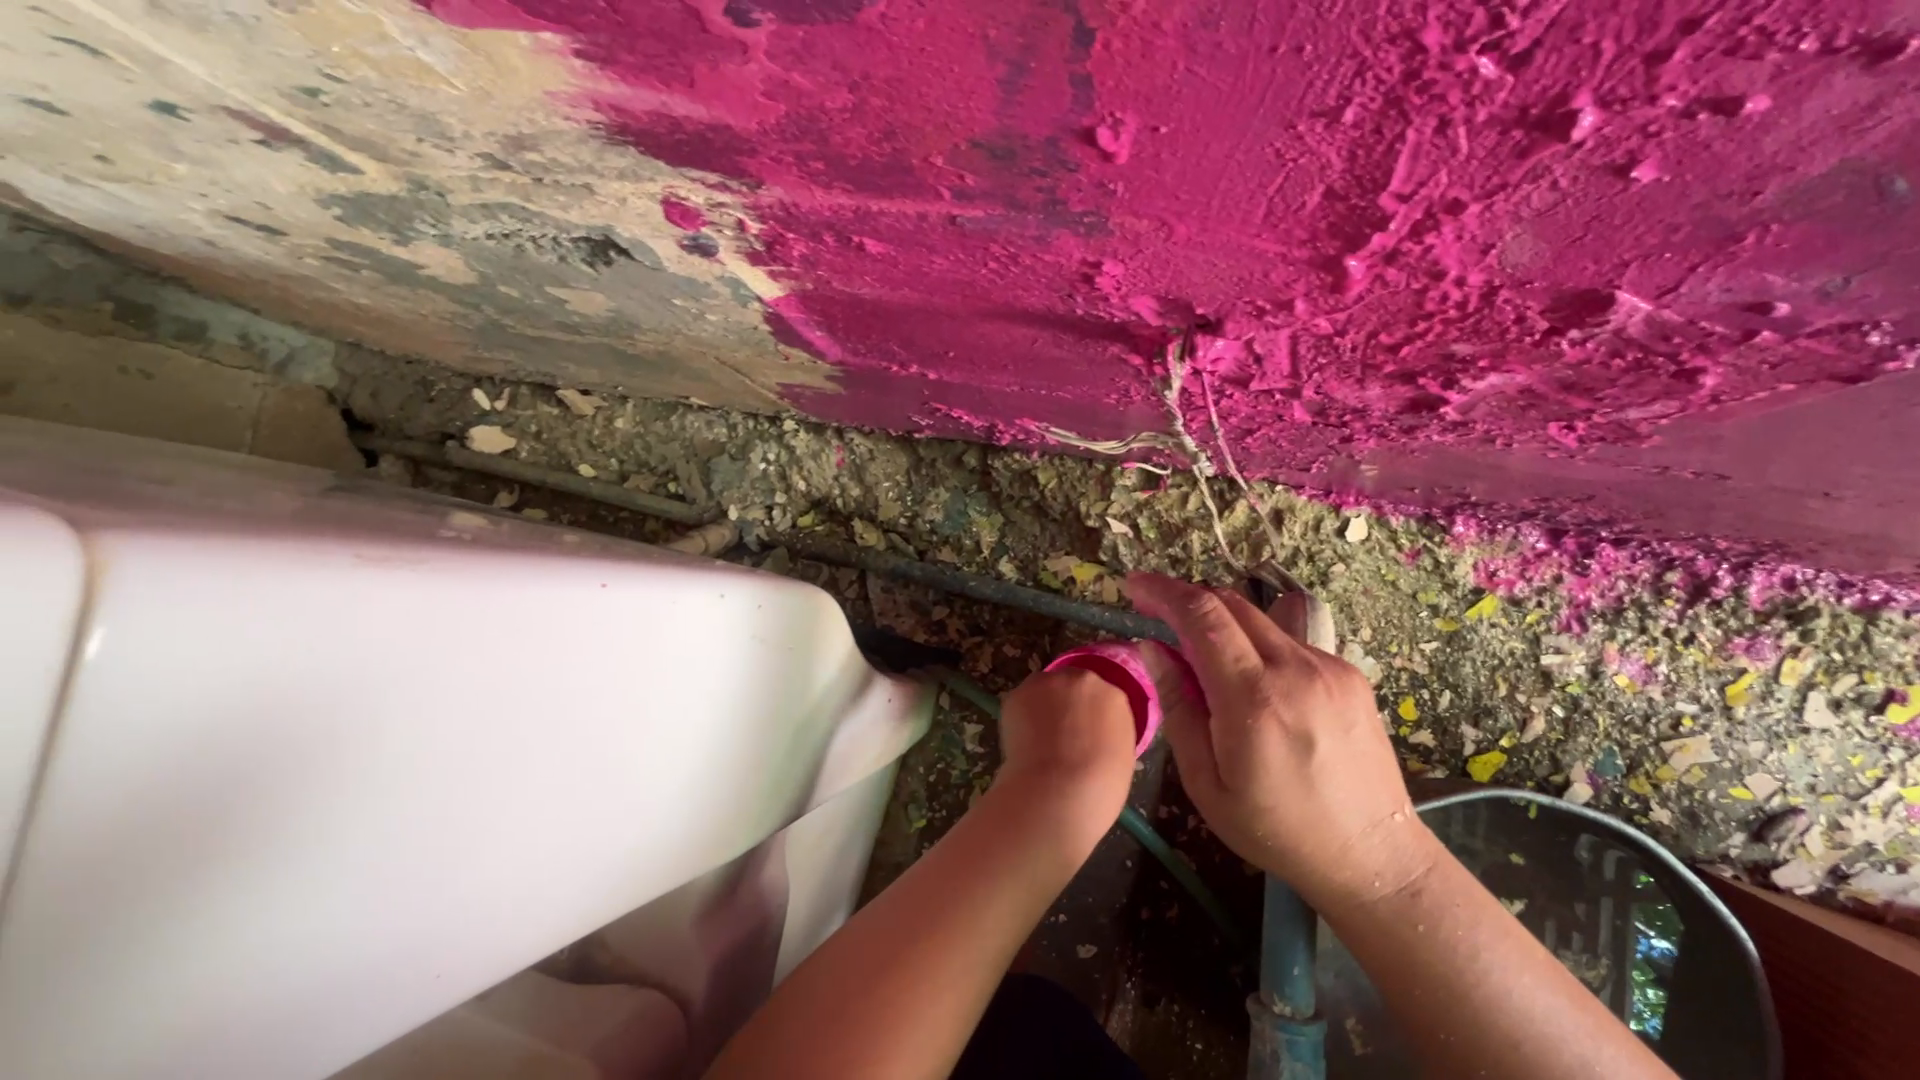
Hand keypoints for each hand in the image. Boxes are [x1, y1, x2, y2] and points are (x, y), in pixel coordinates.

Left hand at [995, 669, 1137, 828]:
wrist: (1060, 791)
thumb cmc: (1101, 786)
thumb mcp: (1121, 756)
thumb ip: (1108, 733)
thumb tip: (1092, 735)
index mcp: (1113, 696)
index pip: (1101, 696)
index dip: (1089, 714)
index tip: (1082, 731)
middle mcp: (1082, 681)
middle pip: (1072, 684)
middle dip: (1065, 703)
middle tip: (1058, 733)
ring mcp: (1048, 684)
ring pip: (1043, 689)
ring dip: (1041, 706)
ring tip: (1037, 739)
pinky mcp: (1018, 694)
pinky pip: (1021, 702)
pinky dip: (1019, 718)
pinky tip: (1022, 743)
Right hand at [1127, 573, 1436, 907]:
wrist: (1372, 854)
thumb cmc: (1275, 830)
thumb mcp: (1206, 783)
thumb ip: (1178, 707)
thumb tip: (1152, 648)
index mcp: (1254, 699)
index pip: (1202, 615)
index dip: (1163, 592)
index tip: (1134, 586)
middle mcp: (1296, 668)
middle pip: (1231, 604)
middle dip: (1187, 600)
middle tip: (1155, 614)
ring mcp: (1330, 668)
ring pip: (1261, 620)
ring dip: (1222, 623)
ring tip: (1201, 657)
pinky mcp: (1350, 675)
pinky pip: (1290, 642)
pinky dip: (1257, 646)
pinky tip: (1252, 684)